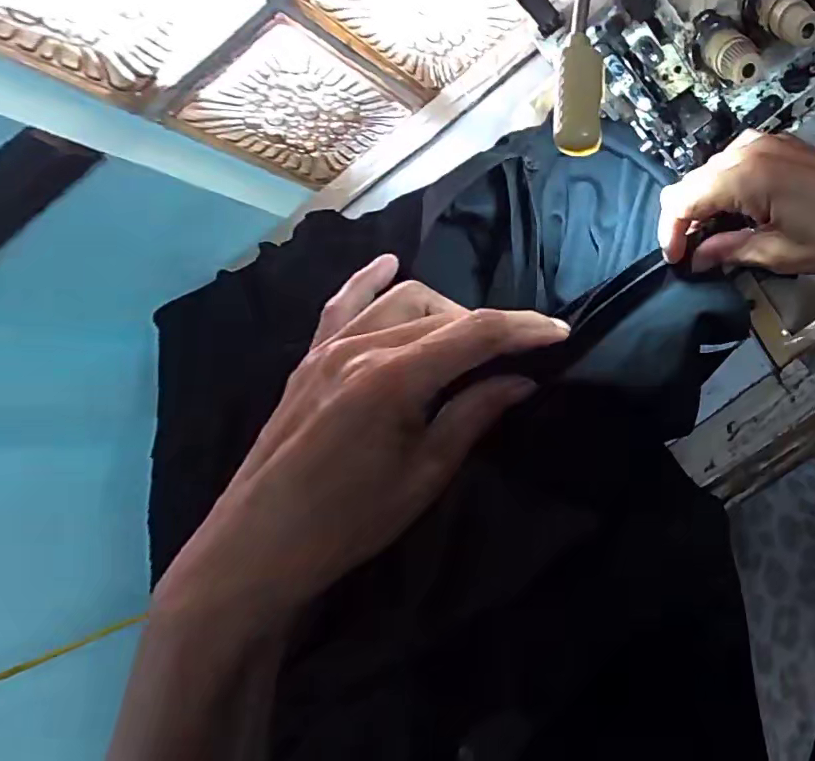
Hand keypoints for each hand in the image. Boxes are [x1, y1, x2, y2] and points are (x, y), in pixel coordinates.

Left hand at [154, 254, 568, 636]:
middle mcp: (362, 348)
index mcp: (393, 379)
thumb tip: (522, 380)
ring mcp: (330, 347)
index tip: (560, 331)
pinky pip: (345, 303)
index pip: (475, 333)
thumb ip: (474, 415)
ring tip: (464, 345)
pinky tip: (389, 263)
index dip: (524, 328)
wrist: (254, 551)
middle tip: (514, 360)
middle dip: (490, 328)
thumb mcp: (424, 476)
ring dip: (446, 312)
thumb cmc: (347, 524)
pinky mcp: (310, 357)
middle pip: (445, 314)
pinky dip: (371, 281)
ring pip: (404, 300)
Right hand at [658, 131, 814, 274]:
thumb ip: (729, 250)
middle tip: (694, 254)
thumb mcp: (779, 253)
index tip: (677, 262)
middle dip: (686, 218)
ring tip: (717, 238)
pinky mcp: (781, 145)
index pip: (683, 200)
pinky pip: (736, 163)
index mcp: (744, 174)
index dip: (672, 233)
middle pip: (692, 181)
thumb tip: (696, 257)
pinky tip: (739, 214)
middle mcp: (748, 148)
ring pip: (711, 171)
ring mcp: (766, 142)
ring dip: (706, 203)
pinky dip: (728, 189)